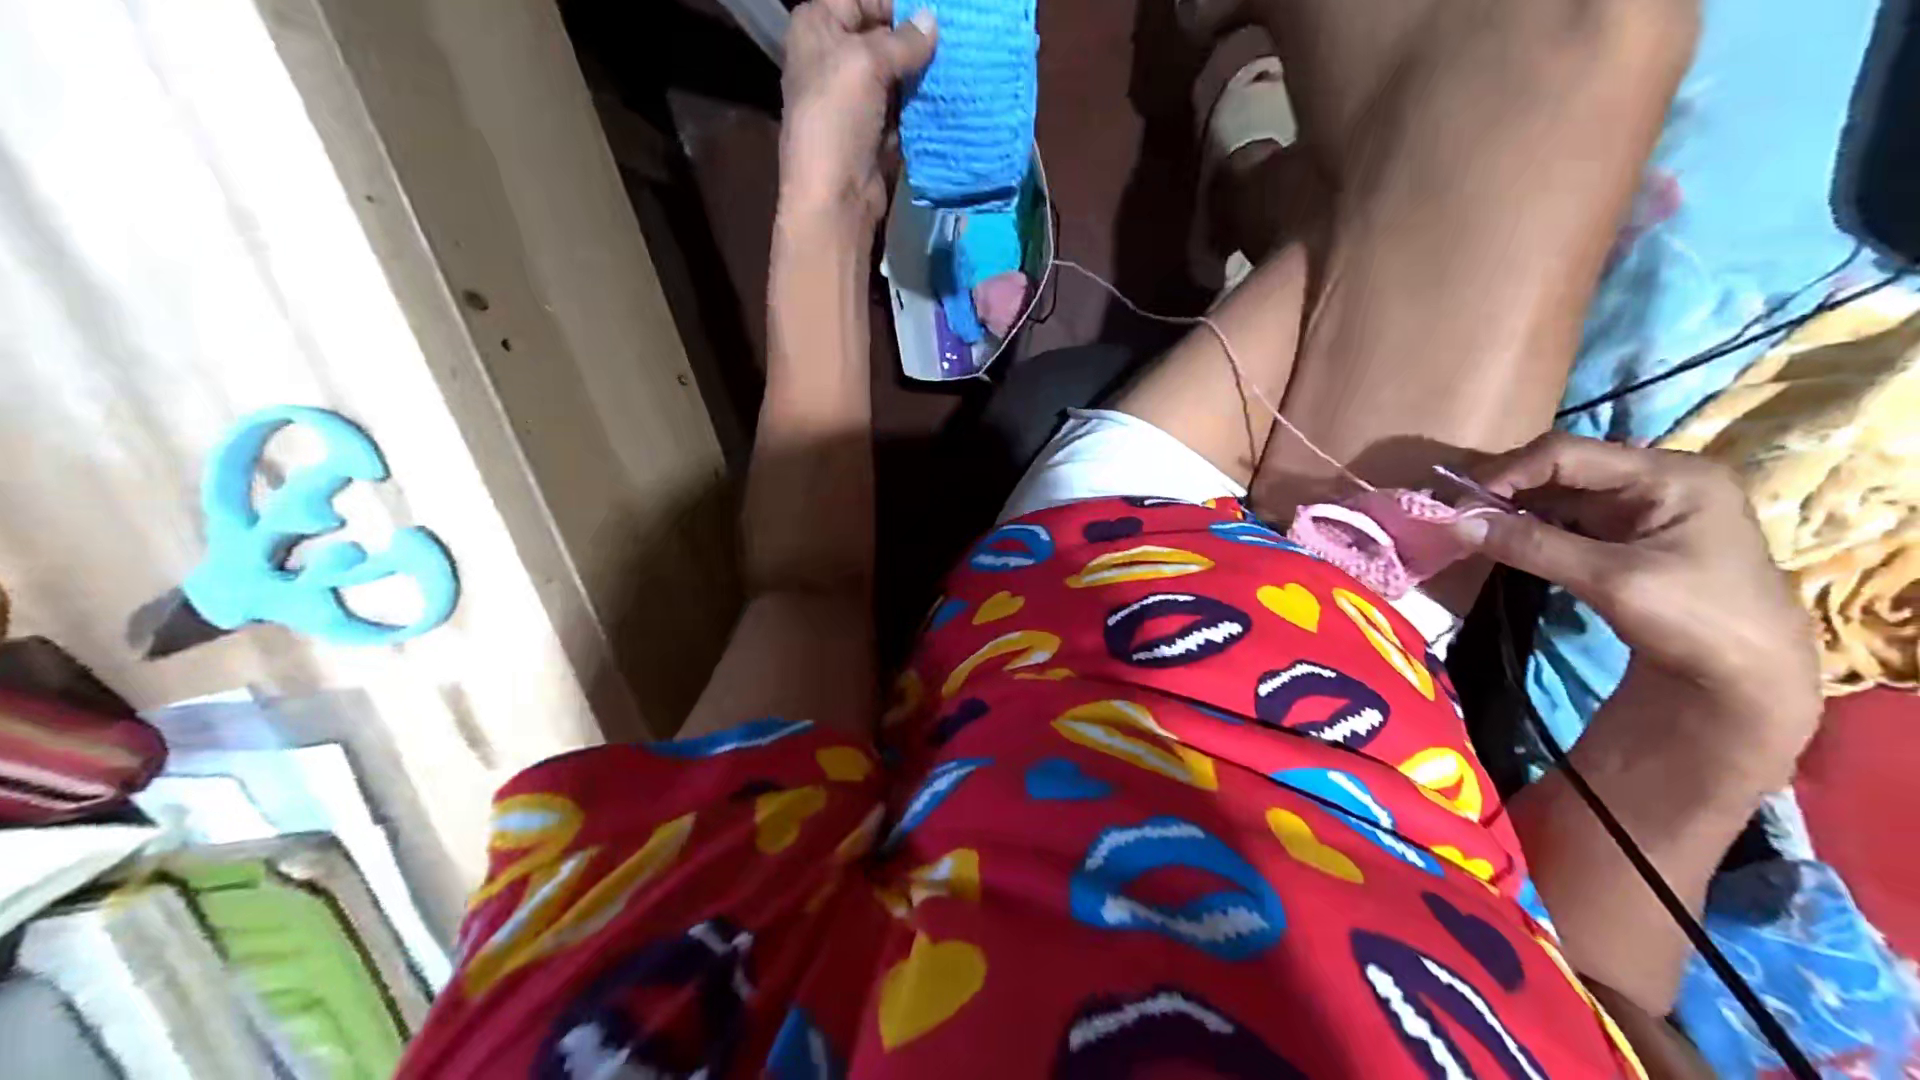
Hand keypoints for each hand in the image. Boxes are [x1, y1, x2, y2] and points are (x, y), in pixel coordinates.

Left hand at [779, 0, 936, 226]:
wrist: (835, 198)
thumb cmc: (837, 118)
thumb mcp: (866, 62)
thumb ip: (903, 40)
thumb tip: (932, 21)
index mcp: (816, 28)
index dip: (894, 2)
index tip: (934, 9)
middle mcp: (833, 60)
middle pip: (880, 34)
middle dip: (914, 35)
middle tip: (955, 34)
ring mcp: (856, 100)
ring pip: (896, 73)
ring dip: (923, 71)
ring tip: (959, 60)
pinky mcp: (875, 133)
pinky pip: (904, 109)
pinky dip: (923, 104)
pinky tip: (949, 94)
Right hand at [1455, 433, 1819, 781]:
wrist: (1746, 680)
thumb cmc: (1696, 620)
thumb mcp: (1610, 580)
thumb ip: (1532, 546)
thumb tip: (1455, 522)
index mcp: (1669, 475)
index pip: (1566, 452)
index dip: (1507, 471)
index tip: (1460, 502)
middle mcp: (1654, 479)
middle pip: (1559, 467)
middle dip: (1504, 487)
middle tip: (1455, 512)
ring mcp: (1639, 507)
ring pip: (1555, 492)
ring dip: (1509, 507)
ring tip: (1467, 525)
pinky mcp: (1623, 534)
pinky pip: (1562, 517)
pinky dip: (1525, 525)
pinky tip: (1497, 538)